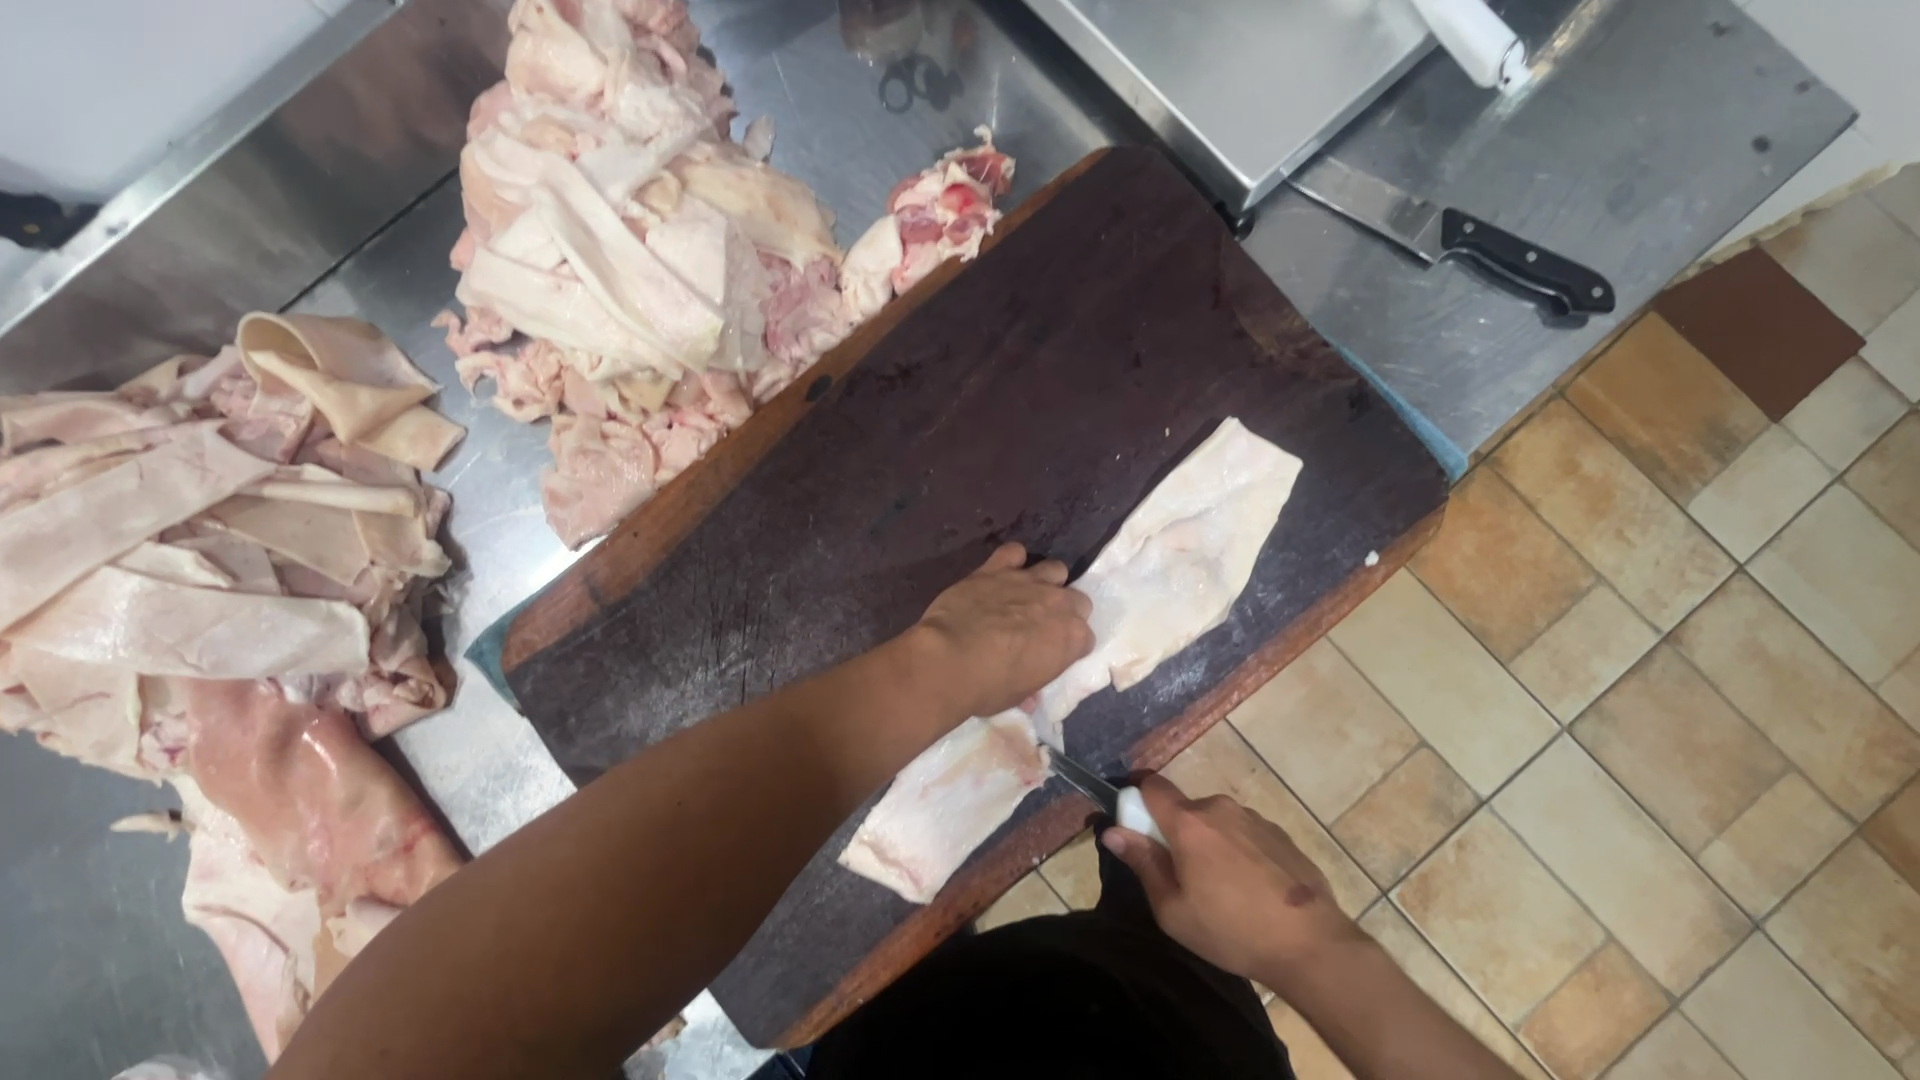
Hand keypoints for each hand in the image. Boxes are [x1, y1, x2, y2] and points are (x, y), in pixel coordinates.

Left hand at [909, 542, 1094, 718]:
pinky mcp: (996, 568)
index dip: (1069, 647)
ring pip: (1054, 569)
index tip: (1054, 654)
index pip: (1085, 639)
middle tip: (1042, 627)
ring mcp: (1027, 581)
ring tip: (1027, 596)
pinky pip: (1013, 552)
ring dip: (1046, 582)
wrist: (949, 659)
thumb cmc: (989, 687)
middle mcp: (1058, 603)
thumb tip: (1030, 697)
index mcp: (1072, 638)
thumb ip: (1030, 687)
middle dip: (1064, 612)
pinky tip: (1000, 574)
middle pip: (1077, 601)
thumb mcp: (1018, 695)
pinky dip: (1010, 561)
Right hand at [1102, 774, 1366, 988]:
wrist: (1312, 945)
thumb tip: (1111, 830)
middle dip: (1178, 834)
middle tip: (1184, 878)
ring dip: (1212, 845)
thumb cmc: (1231, 930)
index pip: (1152, 785)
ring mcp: (1256, 820)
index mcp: (1188, 823)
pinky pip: (1247, 836)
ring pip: (1218, 823)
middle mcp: (1220, 809)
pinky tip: (1254, 891)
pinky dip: (1241, 854)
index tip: (1135, 823)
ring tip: (1225, 890)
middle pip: (1186, 810)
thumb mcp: (1173, 909)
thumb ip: (1142, 863)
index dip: (1138, 797)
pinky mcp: (1282, 836)